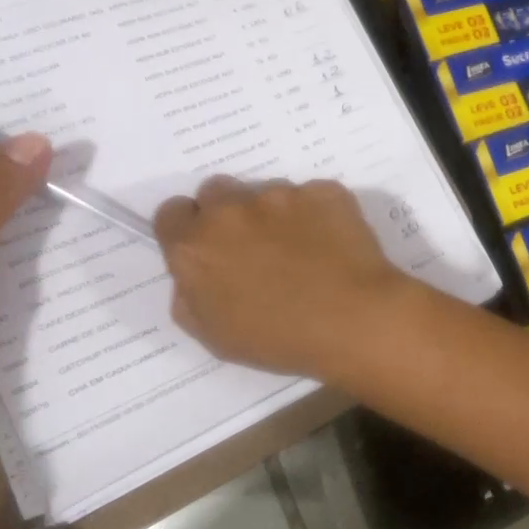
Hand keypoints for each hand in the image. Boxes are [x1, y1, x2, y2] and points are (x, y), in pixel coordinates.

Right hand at [154, 176, 419, 377]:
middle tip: (255, 245)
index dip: (189, 228)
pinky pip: (313, 196)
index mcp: (195, 246)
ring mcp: (283, 196)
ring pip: (269, 193)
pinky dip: (318, 213)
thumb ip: (190, 294)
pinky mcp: (326, 191)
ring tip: (303, 249)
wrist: (354, 319)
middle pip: (218, 192)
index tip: (208, 245)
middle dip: (228, 213)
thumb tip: (194, 272)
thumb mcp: (212, 334)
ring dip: (276, 213)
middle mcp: (233, 210)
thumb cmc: (280, 338)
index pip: (173, 213)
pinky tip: (332, 242)